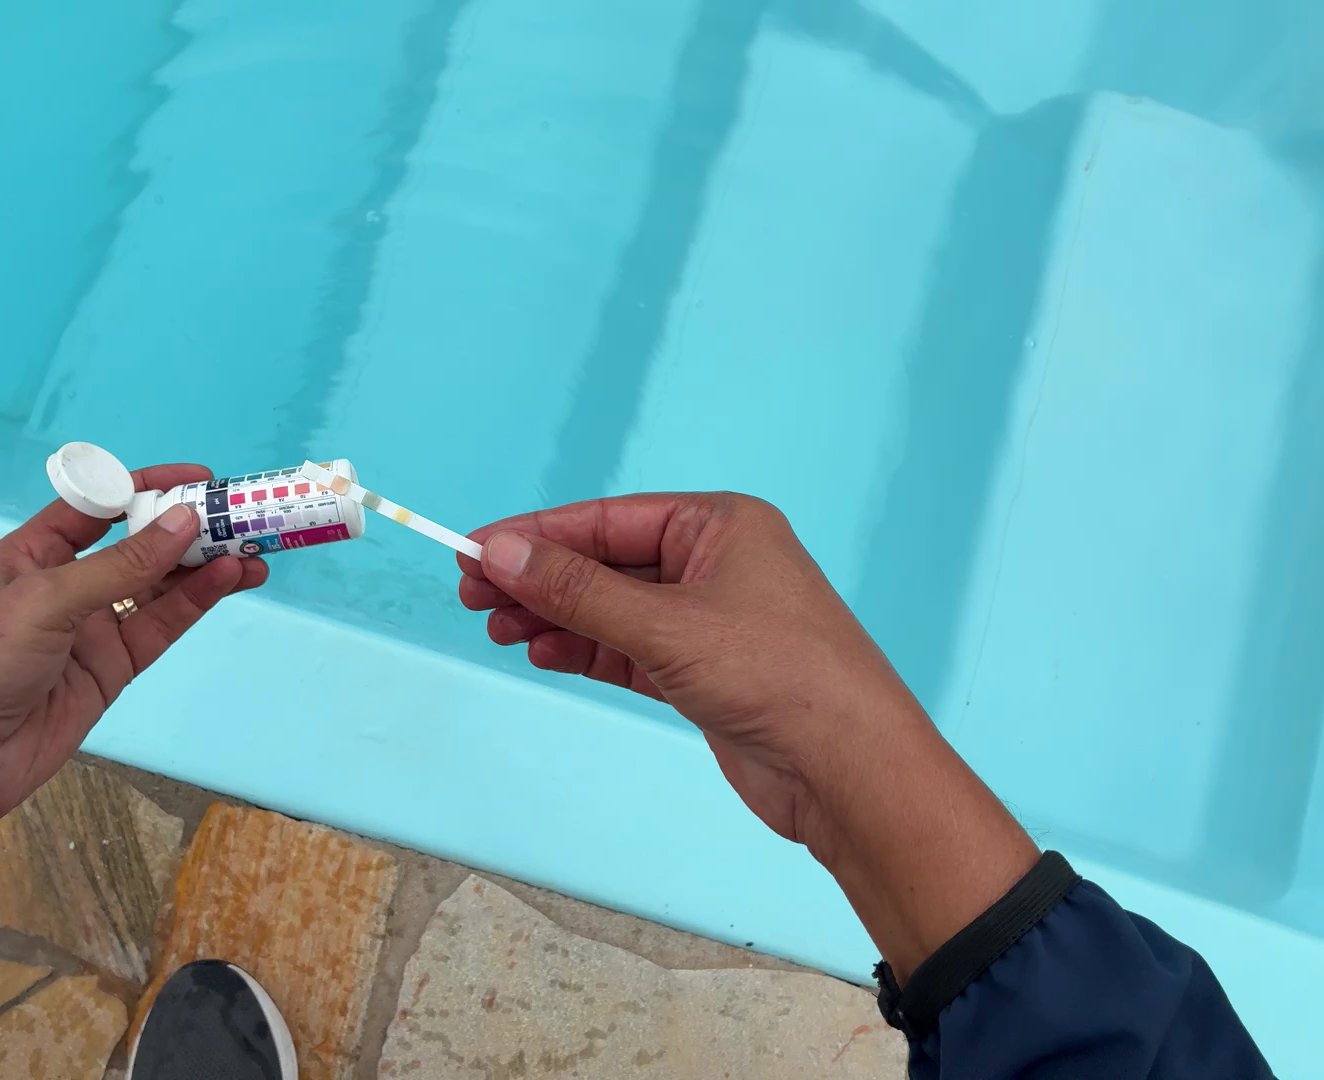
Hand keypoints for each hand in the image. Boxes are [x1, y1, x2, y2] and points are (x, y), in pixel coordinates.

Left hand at [0, 465, 267, 867]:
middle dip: (191, 530)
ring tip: (254, 551)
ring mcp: (98, 624)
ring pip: (164, 584)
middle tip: (243, 517)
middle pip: (142, 545)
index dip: (148, 487)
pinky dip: (200, 599)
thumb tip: (187, 521)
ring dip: (208, 566)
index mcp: (35, 555)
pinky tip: (233, 579)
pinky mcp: (120, 662)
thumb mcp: (46, 601)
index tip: (200, 480)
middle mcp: (70, 583)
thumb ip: (121, 564)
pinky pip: (167, 621)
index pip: (99, 507)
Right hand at [459, 493, 1035, 974]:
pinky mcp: (702, 668)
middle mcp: (715, 563)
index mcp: (719, 524)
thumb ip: (578, 590)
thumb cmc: (772, 673)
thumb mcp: (665, 626)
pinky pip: (630, 648)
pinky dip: (588, 650)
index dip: (538, 534)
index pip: (608, 520)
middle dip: (542, 580)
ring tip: (499, 629)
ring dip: (557, 618)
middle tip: (474, 596)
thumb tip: (499, 550)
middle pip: (607, 563)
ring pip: (614, 609)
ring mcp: (709, 617)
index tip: (475, 549)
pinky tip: (545, 653)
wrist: (849, 772)